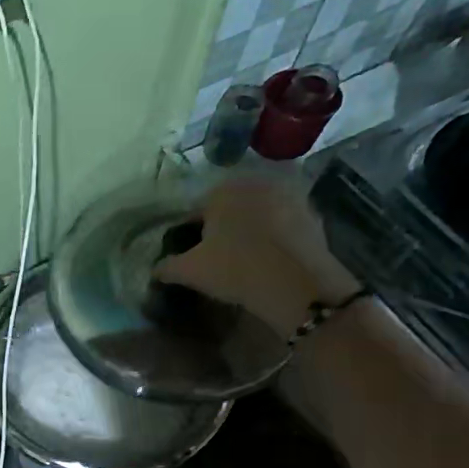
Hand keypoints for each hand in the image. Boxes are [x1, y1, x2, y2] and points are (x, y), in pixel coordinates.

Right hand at [154, 172, 361, 339]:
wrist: (297, 284)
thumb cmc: (235, 269)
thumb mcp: (189, 272)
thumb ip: (166, 267)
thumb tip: (155, 269)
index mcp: (223, 190)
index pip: (196, 211)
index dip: (190, 235)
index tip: (192, 257)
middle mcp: (256, 183)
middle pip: (230, 208)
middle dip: (223, 228)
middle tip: (218, 259)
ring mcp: (289, 195)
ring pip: (258, 214)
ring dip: (251, 230)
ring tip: (246, 260)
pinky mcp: (313, 214)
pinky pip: (284, 224)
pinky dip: (276, 236)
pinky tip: (271, 260)